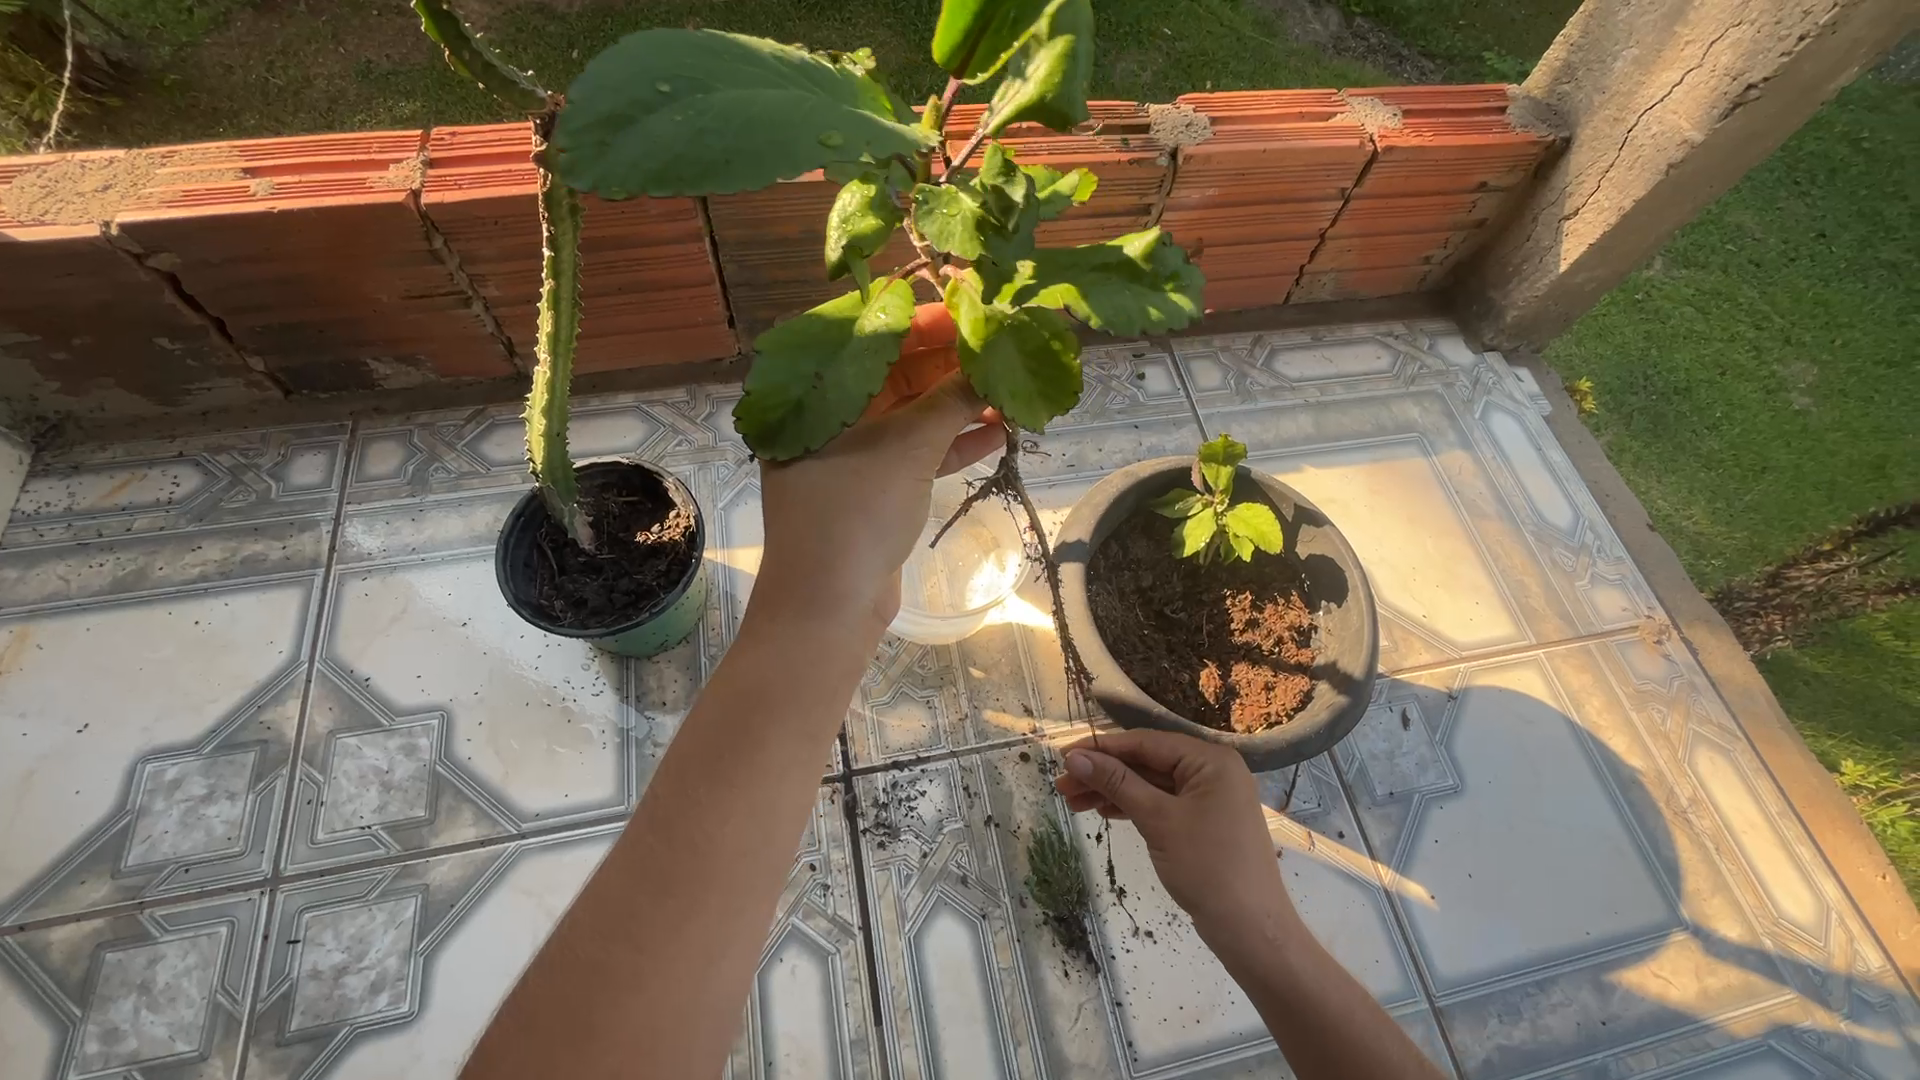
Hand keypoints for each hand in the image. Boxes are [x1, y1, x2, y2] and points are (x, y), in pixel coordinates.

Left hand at [754, 303, 1003, 629]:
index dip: (924, 325)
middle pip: (897, 379)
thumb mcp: (906, 447)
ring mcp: (853, 458)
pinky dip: (952, 446)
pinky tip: (996, 434)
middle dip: (950, 368)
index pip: (873, 342)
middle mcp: (831, 420)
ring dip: (959, 408)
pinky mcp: (875, 492)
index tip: (973, 315)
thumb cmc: (855, 511)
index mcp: (818, 396)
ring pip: (912, 419)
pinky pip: (916, 457)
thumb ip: (951, 400)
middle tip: (1000, 353)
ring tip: (1008, 393)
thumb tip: (992, 360)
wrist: (830, 604)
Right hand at [1055, 729, 1301, 944]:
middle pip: (1147, 762)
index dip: (1101, 748)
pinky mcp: (1205, 822)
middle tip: (1063, 786)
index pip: (1145, 743)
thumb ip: (1116, 782)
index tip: (1064, 756)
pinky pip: (1162, 803)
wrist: (1251, 930)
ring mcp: (1211, 798)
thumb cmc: (1207, 867)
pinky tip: (1104, 812)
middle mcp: (1213, 771)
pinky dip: (1133, 806)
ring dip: (1113, 791)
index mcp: (1210, 760)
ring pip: (1151, 784)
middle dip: (1104, 773)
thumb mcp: (1157, 819)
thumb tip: (1075, 757)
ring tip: (1074, 802)